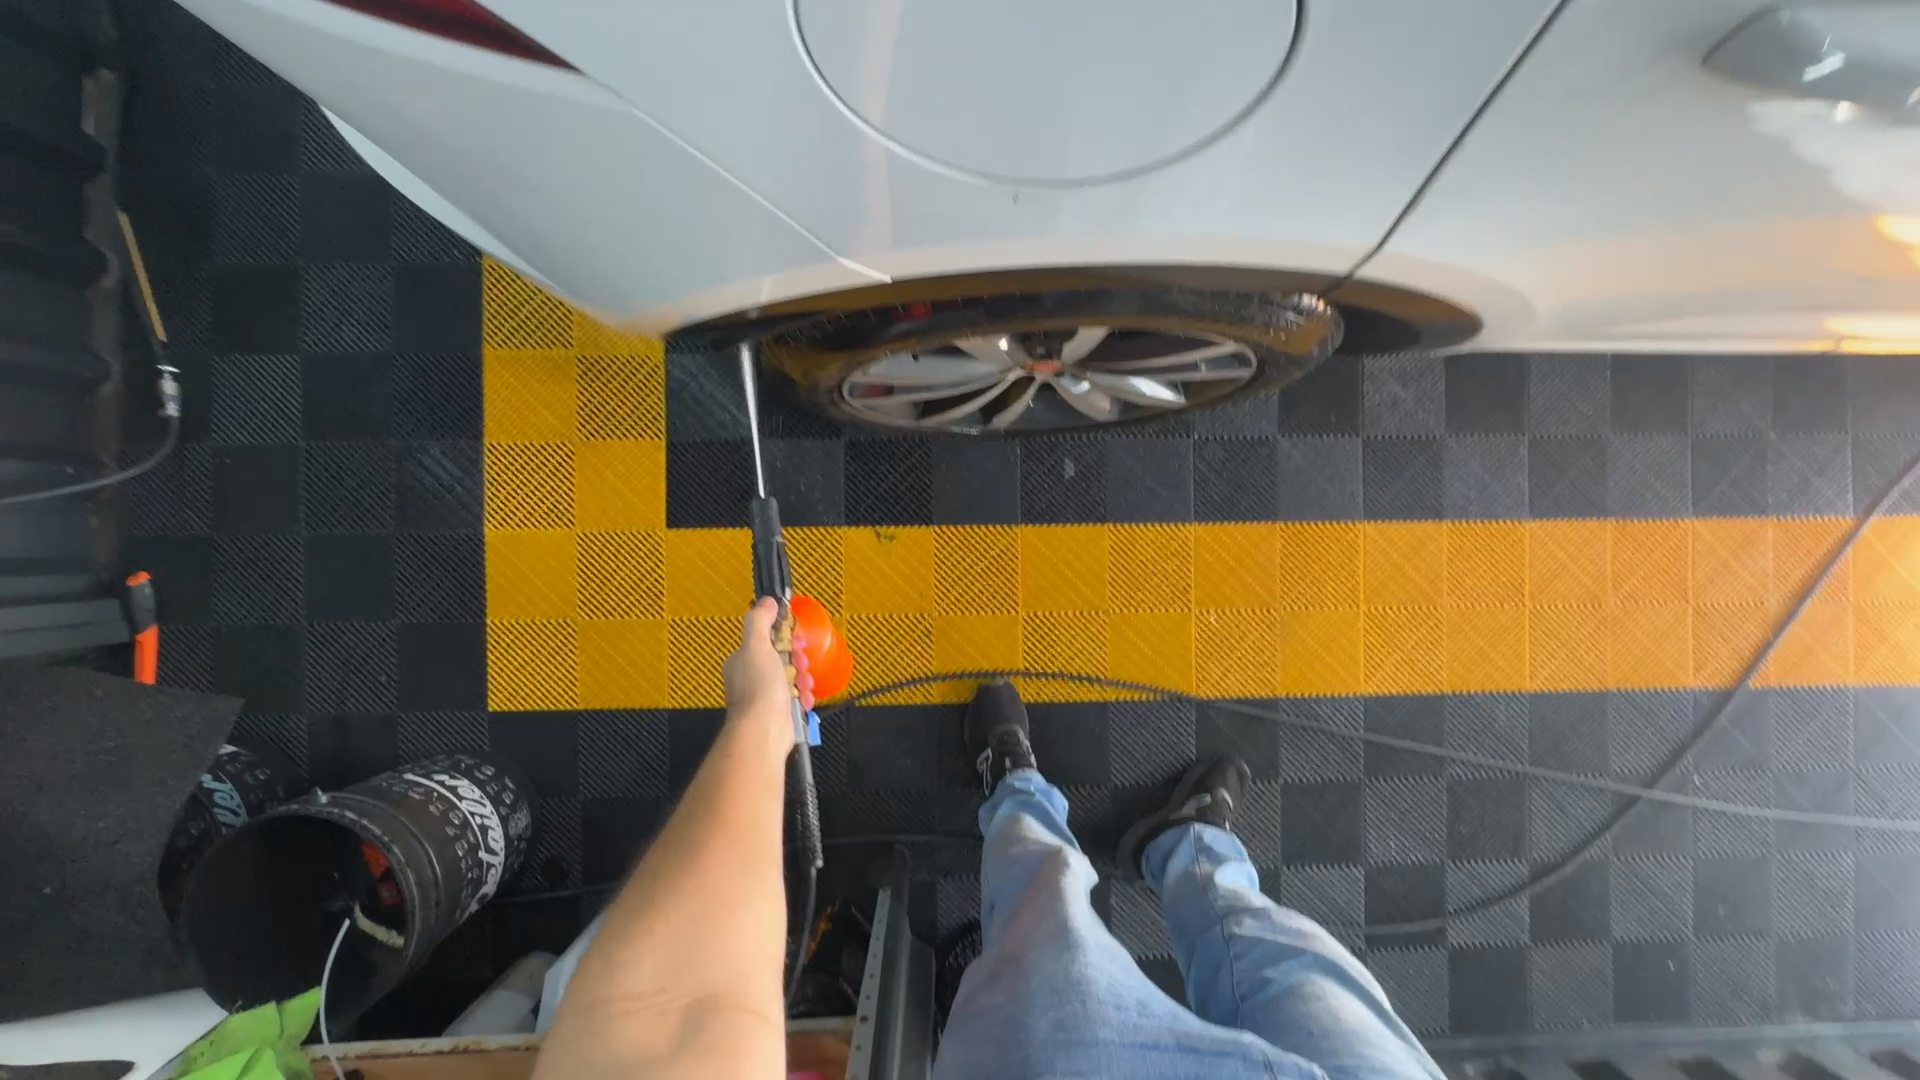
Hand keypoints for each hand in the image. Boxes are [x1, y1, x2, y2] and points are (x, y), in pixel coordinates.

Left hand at [722, 598, 814, 745]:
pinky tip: (803, 699)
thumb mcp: (756, 645)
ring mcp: (763, 697)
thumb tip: (765, 601)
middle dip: (796, 659)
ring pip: (790, 678)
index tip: (794, 640)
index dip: (783, 637)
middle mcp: (750, 678)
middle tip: (800, 663)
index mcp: (742, 660)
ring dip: (802, 678)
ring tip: (803, 684)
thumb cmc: (759, 688)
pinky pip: (795, 697)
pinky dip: (802, 697)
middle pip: (780, 658)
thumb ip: (759, 621)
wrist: (764, 730)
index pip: (765, 639)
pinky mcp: (777, 712)